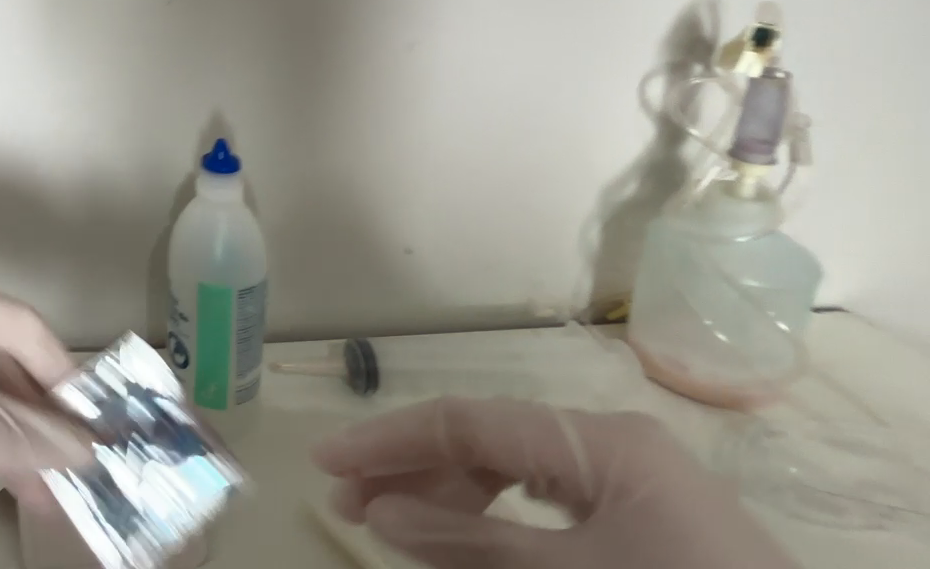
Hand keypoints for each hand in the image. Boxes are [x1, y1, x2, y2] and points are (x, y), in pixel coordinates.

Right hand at [310, 397, 799, 568]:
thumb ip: (470, 542)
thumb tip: (379, 510)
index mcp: (598, 440)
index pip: (463, 422)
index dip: (386, 440)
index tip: (324, 462)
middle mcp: (608, 444)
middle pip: (481, 442)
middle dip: (409, 471)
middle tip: (346, 504)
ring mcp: (627, 482)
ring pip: (507, 473)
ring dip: (444, 499)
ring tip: (388, 526)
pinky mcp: (641, 522)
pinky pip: (542, 505)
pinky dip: (491, 521)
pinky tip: (457, 538)